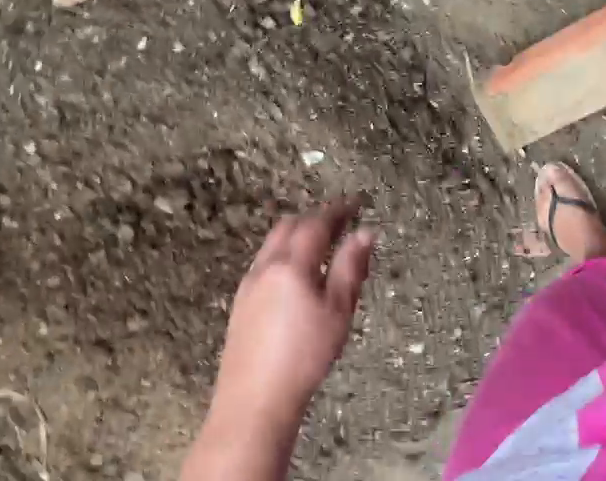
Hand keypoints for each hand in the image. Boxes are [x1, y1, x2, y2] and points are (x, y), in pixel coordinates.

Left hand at [210, 199, 374, 432]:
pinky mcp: (241, 307)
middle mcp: (264, 270)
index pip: (316, 224)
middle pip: (288, 227)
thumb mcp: (339, 309)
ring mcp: (248, 288)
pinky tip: (299, 273)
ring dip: (298, 235)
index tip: (356, 203)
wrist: (255, 402)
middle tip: (341, 220)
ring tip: (324, 243)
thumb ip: (351, 266)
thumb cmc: (303, 357)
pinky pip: (264, 264)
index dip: (338, 210)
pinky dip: (285, 254)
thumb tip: (365, 234)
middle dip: (315, 218)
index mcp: (290, 266)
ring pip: (272, 245)